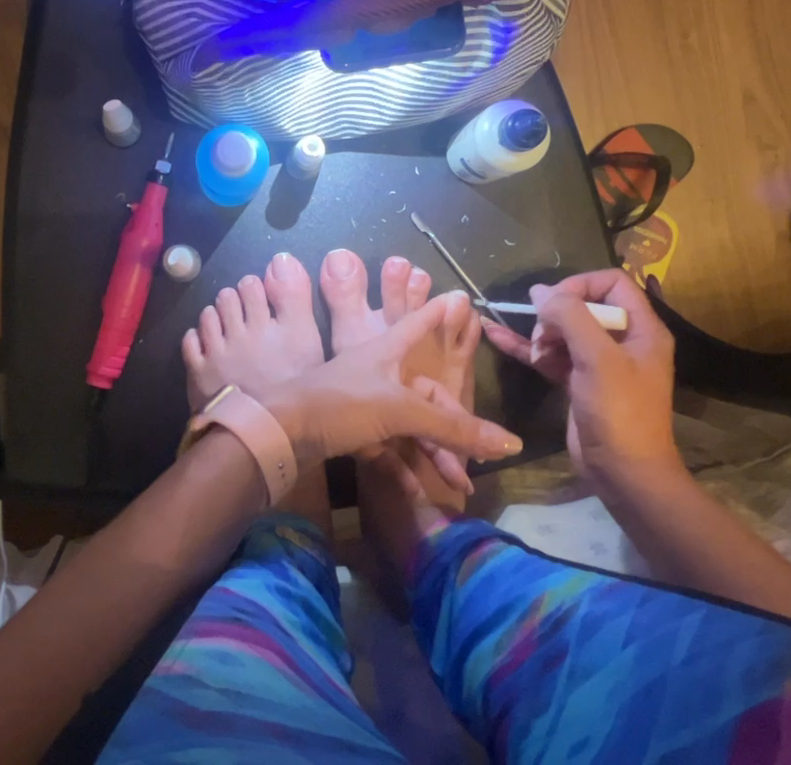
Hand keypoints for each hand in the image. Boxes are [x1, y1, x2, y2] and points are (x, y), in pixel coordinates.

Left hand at [258, 293, 523, 465]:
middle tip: (479, 459)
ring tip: (458, 483)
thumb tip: (511, 443)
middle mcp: (377, 372)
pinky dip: (400, 467)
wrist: (278, 433)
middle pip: (427, 395)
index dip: (439, 312)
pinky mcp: (348, 430)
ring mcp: (362, 402)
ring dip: (433, 454)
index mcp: (387, 351)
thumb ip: (454, 429)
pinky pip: (384, 447)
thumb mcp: (401, 411)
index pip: (419, 323)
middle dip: (454, 429)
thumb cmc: (340, 403)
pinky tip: (416, 492)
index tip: (459, 299)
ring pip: (409, 426)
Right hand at [482, 270, 679, 490]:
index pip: (612, 284)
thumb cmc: (619, 412)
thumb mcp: (598, 359)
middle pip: (583, 306)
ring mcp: (599, 363)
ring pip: (563, 330)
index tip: (553, 302)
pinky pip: (549, 355)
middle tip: (543, 335)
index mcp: (642, 329)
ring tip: (533, 350)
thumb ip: (570, 317)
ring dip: (541, 334)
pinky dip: (526, 347)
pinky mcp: (578, 382)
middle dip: (556, 314)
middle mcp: (622, 341)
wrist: (623, 472)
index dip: (580, 285)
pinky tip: (495, 335)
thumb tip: (539, 291)